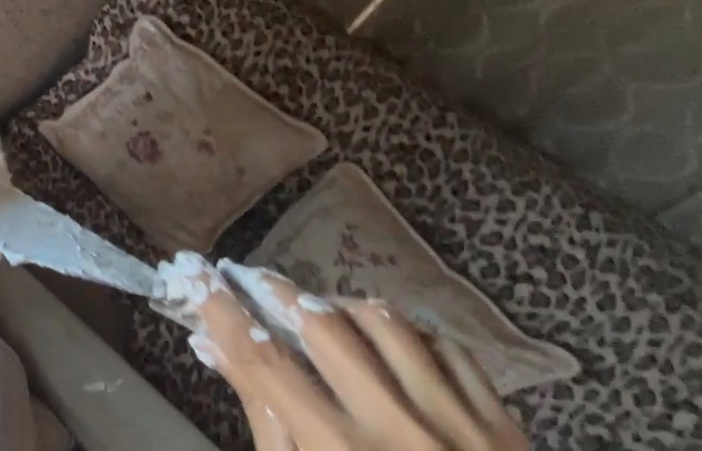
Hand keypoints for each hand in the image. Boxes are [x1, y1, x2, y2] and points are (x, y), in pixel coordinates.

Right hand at [169, 259, 527, 450]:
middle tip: (249, 277)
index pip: (261, 358)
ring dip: (339, 305)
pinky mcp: (509, 432)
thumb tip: (210, 343)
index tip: (192, 269)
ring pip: (386, 323)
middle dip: (275, 289)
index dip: (220, 305)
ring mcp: (462, 428)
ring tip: (316, 308)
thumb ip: (264, 419)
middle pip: (321, 325)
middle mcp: (398, 433)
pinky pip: (451, 350)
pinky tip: (386, 337)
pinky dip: (409, 332)